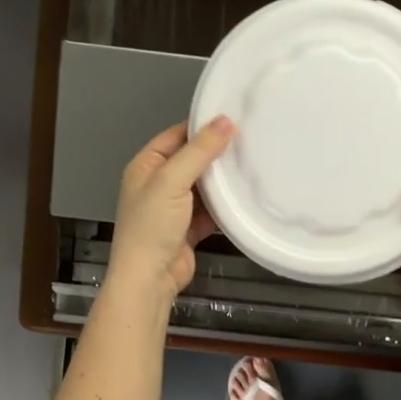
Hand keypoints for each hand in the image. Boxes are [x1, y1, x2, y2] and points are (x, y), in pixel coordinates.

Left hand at [109, 118, 233, 299]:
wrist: (149, 279)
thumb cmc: (152, 226)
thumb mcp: (172, 181)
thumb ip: (199, 151)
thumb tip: (225, 120)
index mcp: (146, 166)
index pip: (176, 136)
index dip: (202, 128)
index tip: (234, 121)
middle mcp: (158, 184)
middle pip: (192, 161)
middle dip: (217, 155)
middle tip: (250, 141)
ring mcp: (173, 208)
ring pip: (203, 187)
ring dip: (223, 182)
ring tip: (254, 165)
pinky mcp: (188, 229)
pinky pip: (210, 211)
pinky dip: (225, 207)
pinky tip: (246, 198)